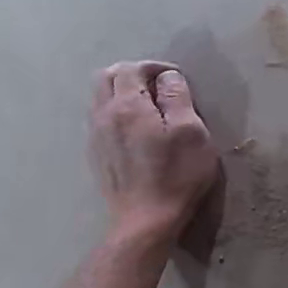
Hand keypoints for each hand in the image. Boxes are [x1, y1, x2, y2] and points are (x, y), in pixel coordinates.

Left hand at [89, 61, 222, 244]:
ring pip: (101, 98)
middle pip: (106, 77)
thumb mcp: (191, 131)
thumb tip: (168, 77)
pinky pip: (102, 119)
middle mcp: (104, 116)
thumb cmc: (177, 174)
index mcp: (127, 106)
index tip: (178, 80)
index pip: (131, 69)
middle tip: (161, 87)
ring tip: (152, 107)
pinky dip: (119, 112)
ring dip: (124, 93)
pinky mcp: (97, 155)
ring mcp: (96, 137)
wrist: (147, 220)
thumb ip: (177, 98)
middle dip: (133, 74)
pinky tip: (140, 130)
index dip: (155, 67)